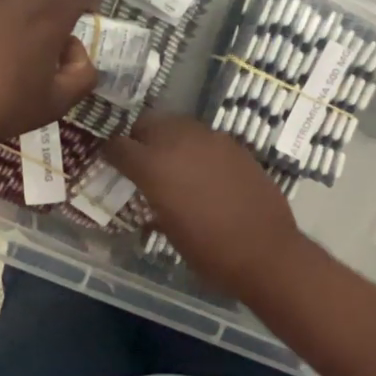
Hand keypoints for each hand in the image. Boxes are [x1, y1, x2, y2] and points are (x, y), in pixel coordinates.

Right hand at [105, 113, 310, 296]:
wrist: (264, 251)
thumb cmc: (208, 251)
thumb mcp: (168, 228)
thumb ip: (153, 199)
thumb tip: (151, 192)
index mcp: (154, 166)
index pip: (119, 146)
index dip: (111, 153)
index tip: (110, 161)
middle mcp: (180, 142)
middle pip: (149, 124)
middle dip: (140, 138)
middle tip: (141, 159)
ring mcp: (212, 140)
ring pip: (179, 125)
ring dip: (170, 139)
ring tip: (173, 163)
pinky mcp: (236, 146)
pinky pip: (207, 138)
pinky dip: (198, 148)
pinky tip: (204, 171)